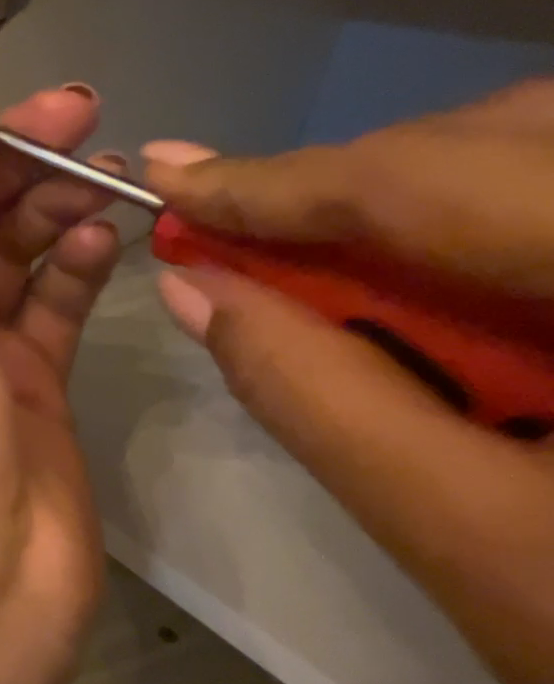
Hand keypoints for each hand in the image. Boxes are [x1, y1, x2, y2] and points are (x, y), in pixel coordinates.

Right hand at [143, 78, 553, 683]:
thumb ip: (318, 397)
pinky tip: (428, 295)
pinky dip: (477, 230)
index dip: (280, 181)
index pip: (435, 181)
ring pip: (535, 154)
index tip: (166, 181)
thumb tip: (191, 287)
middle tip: (235, 239)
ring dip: (411, 203)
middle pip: (504, 140)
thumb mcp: (482, 543)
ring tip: (321, 273)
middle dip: (349, 183)